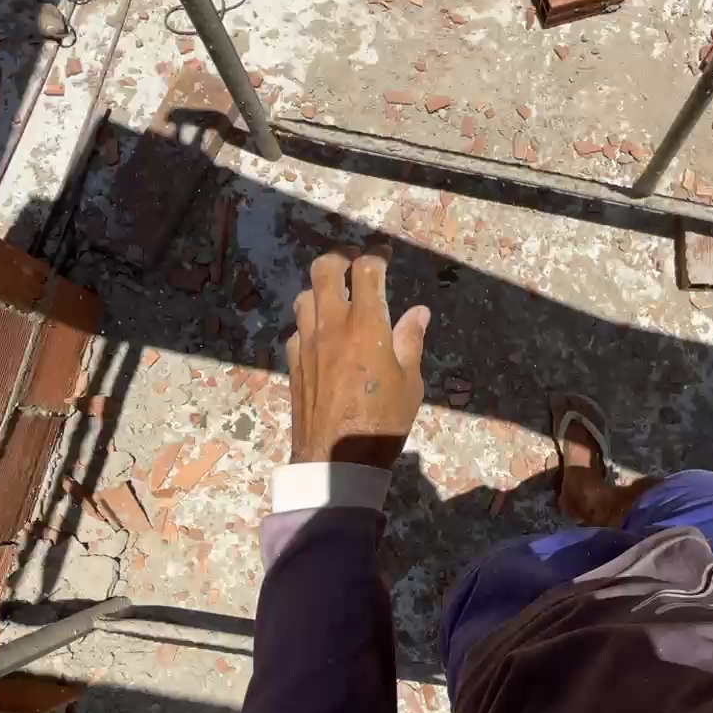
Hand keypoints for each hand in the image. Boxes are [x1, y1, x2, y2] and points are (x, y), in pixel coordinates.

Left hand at [285, 246, 430, 468]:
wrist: (337, 458)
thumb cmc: (383, 421)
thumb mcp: (410, 382)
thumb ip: (410, 341)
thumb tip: (418, 312)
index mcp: (366, 326)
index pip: (367, 271)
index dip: (376, 255)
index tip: (384, 254)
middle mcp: (332, 325)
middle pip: (325, 269)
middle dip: (341, 256)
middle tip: (354, 260)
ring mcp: (307, 343)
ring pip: (306, 296)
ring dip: (322, 288)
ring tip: (338, 296)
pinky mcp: (293, 362)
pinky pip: (298, 329)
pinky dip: (311, 323)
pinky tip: (324, 337)